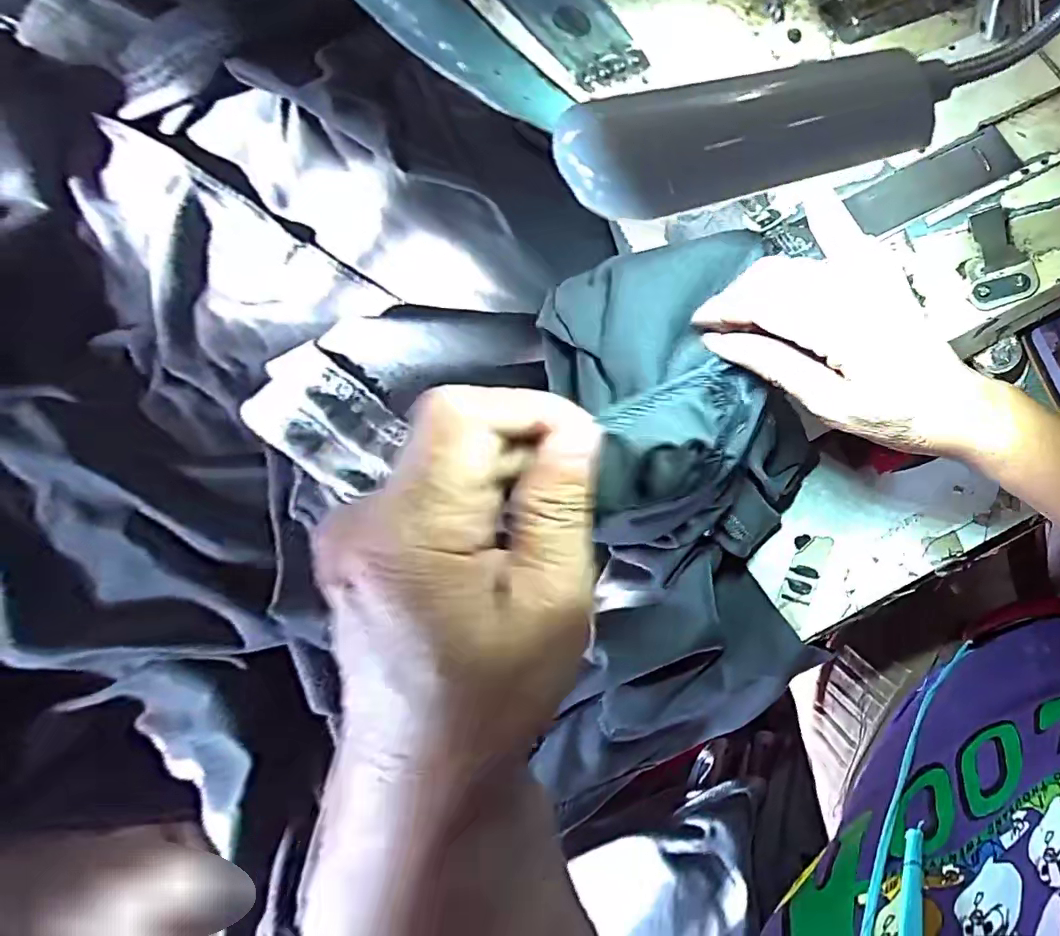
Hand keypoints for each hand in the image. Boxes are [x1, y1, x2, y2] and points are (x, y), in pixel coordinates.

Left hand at [314, 386, 601, 772]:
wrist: (428, 763)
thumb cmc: (501, 685)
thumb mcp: (554, 594)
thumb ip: (560, 504)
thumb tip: (579, 431)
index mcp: (410, 527)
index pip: (460, 412)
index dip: (533, 411)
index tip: (586, 449)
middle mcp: (365, 514)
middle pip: (454, 428)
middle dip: (530, 441)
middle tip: (583, 490)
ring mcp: (357, 529)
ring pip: (447, 453)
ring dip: (513, 468)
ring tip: (556, 518)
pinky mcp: (366, 544)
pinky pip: (436, 484)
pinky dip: (488, 490)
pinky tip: (516, 535)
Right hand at [692, 253, 1015, 457]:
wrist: (954, 404)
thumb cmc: (901, 415)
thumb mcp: (833, 406)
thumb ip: (778, 367)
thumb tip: (725, 342)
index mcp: (840, 325)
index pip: (763, 302)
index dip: (724, 309)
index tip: (701, 323)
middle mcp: (854, 291)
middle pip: (775, 277)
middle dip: (738, 296)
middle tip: (719, 323)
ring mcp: (872, 279)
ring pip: (798, 262)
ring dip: (764, 278)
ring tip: (744, 302)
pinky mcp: (885, 278)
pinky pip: (848, 240)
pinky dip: (828, 221)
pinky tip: (815, 202)